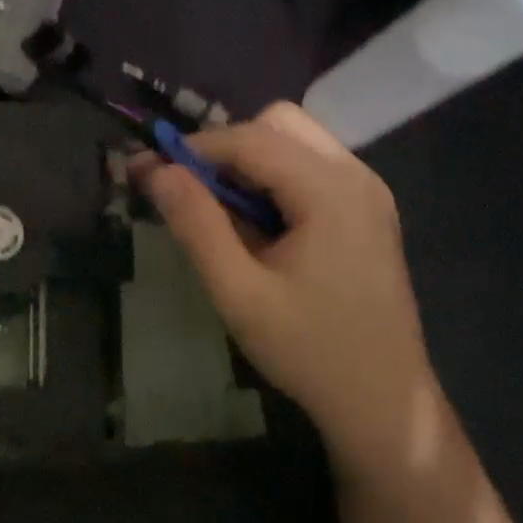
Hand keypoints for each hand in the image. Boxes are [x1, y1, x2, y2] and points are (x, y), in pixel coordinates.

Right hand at [131, 102, 436, 459]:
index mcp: (330, 191)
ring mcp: (366, 193)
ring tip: (211, 213)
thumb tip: (157, 173)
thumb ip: (197, 226)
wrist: (381, 397)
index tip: (140, 169)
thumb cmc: (307, 348)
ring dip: (245, 165)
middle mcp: (356, 176)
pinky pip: (309, 171)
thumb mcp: (237, 292)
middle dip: (221, 149)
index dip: (190, 148)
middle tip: (182, 193)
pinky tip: (251, 227)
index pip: (250, 139)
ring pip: (294, 143)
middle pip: (278, 125)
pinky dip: (270, 181)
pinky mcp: (364, 212)